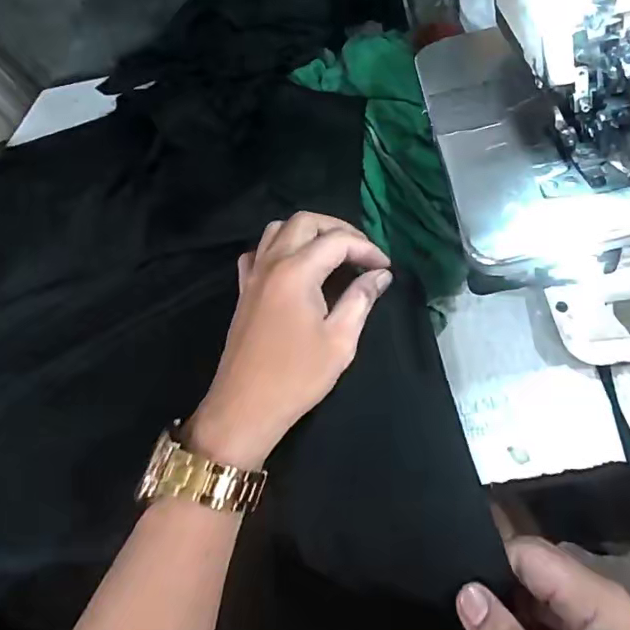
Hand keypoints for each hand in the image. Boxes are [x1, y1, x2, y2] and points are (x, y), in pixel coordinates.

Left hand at [186, 212, 392, 469]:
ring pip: (279, 229)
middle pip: (305, 221)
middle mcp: (272, 262)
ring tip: (333, 252)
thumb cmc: (296, 377)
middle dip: (338, 229)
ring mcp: (253, 274)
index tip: (385, 267)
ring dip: (308, 232)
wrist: (244, 408)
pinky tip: (294, 265)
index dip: (366, 248)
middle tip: (361, 252)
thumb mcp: (340, 340)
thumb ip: (361, 299)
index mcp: (296, 271)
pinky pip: (260, 251)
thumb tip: (380, 274)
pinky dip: (280, 247)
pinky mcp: (244, 289)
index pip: (337, 240)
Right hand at [456, 538, 629, 629]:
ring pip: (546, 608)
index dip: (489, 561)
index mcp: (599, 599)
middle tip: (455, 609)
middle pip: (538, 577)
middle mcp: (604, 604)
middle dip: (498, 592)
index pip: (530, 552)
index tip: (451, 578)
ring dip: (513, 621)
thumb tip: (466, 592)